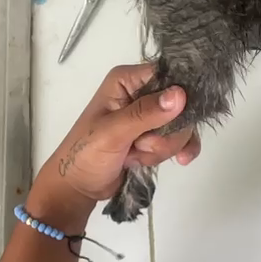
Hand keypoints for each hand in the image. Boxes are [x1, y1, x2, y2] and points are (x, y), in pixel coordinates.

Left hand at [28, 64, 199, 232]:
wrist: (79, 186)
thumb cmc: (86, 153)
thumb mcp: (113, 132)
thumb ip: (146, 113)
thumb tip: (180, 95)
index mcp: (126, 81)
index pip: (167, 75)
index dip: (179, 94)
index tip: (175, 118)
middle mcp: (140, 93)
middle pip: (180, 104)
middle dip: (165, 132)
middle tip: (139, 144)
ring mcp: (149, 116)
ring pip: (180, 126)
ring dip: (162, 147)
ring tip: (135, 154)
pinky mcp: (155, 136)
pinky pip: (181, 139)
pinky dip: (178, 151)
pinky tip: (180, 161)